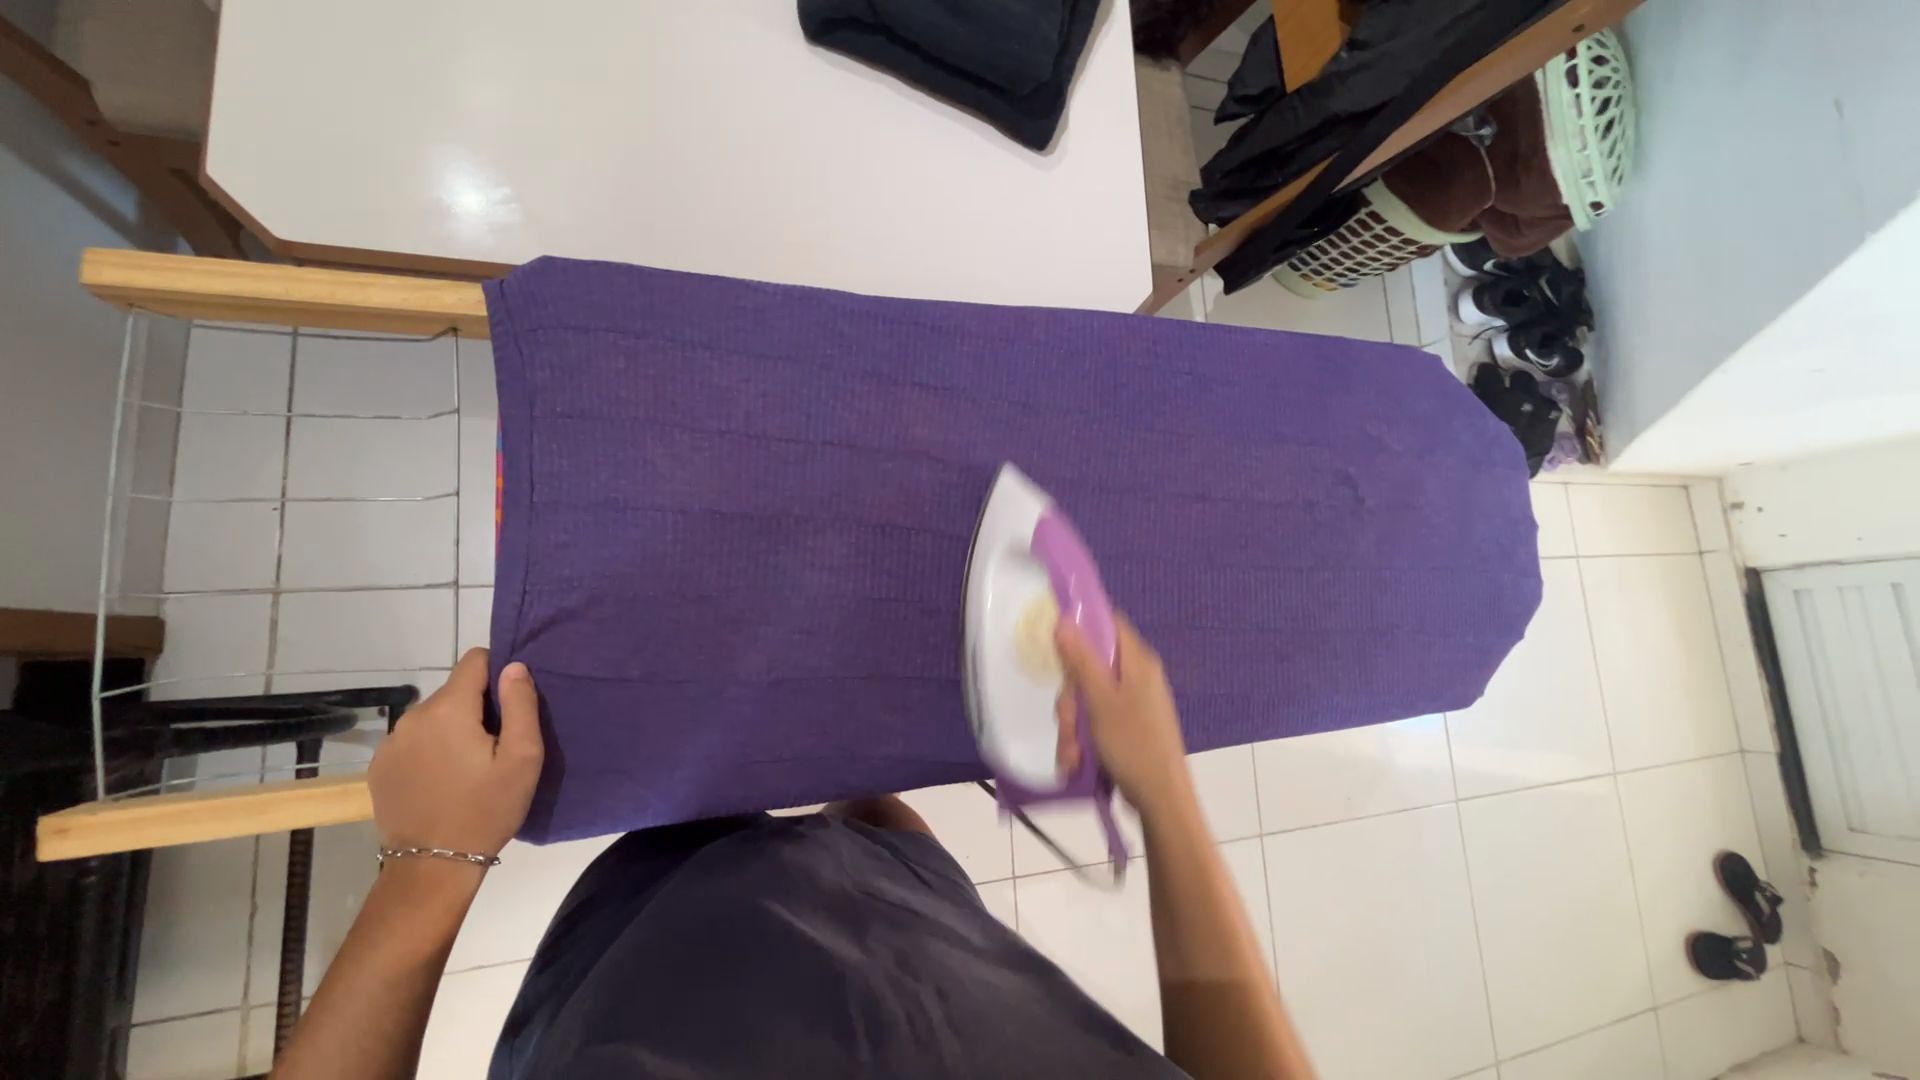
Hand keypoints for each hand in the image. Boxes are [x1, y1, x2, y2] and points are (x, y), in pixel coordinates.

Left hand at [367, 648, 543, 858]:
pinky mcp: (380, 766)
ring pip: (434, 716)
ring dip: (454, 728)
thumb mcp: (523, 757)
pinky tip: (443, 779)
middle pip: (455, 691)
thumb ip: (521, 705)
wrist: (433, 866)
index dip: (499, 673)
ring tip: (470, 766)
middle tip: (497, 745)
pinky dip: (432, 748)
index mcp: (449, 710)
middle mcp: (413, 717)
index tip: (512, 704)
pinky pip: (414, 740)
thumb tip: (514, 666)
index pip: (475, 660)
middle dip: (478, 706)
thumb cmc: (487, 808)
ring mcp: (391, 742)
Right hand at [1054, 613, 1191, 814]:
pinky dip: (1084, 742)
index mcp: (1137, 662)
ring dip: (1074, 730)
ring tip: (1073, 756)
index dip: (1081, 628)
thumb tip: (1064, 619)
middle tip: (1069, 724)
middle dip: (1071, 701)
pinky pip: (1096, 724)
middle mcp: (1137, 678)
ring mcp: (1133, 705)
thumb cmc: (1133, 746)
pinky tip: (1078, 764)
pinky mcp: (1128, 729)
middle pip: (1089, 669)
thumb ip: (1081, 660)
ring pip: (1087, 701)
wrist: (1161, 801)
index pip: (1108, 624)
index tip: (1058, 648)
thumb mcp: (1100, 701)